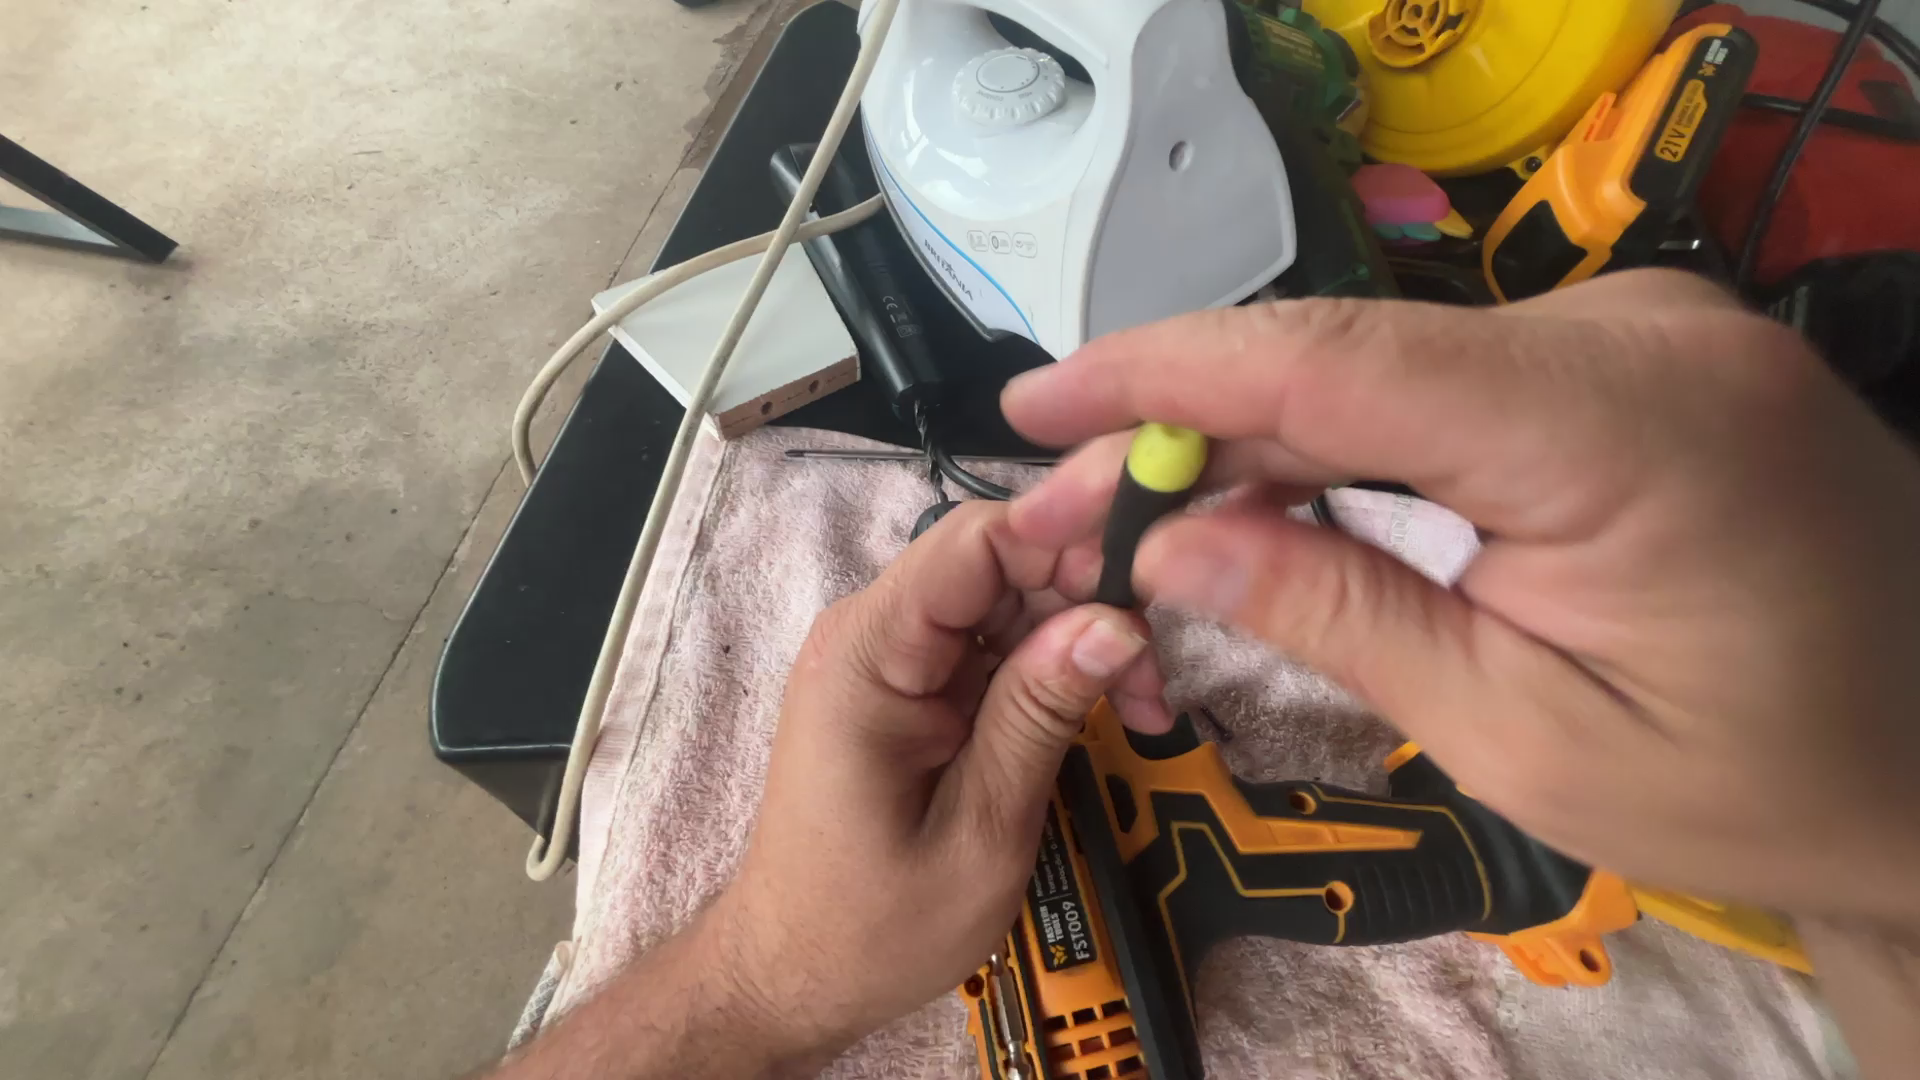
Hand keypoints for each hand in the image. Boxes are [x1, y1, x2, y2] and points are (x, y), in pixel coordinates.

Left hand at [707, 502, 1167, 1062]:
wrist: (796, 966)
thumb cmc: (875, 925)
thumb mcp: (981, 831)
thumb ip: (1040, 713)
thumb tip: (1118, 620)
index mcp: (870, 652)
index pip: (975, 542)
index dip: (1067, 538)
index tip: (1151, 579)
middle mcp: (873, 629)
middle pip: (998, 562)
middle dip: (1088, 597)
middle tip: (1154, 679)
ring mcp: (893, 650)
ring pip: (1008, 596)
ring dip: (1081, 634)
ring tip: (1141, 705)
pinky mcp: (914, 677)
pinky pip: (995, 639)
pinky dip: (1053, 663)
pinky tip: (1100, 707)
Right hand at [1001, 270, 1919, 933]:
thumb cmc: (1754, 779)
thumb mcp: (1516, 731)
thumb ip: (1333, 616)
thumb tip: (1167, 547)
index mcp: (1618, 426)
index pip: (1327, 360)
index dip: (1157, 374)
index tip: (1037, 405)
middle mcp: (1608, 340)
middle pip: (1314, 365)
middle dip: (1161, 433)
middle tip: (1056, 502)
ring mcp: (1590, 343)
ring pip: (1336, 377)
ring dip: (1214, 446)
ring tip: (1115, 513)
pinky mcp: (1564, 373)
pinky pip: (1385, 397)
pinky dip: (1287, 451)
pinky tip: (1220, 498)